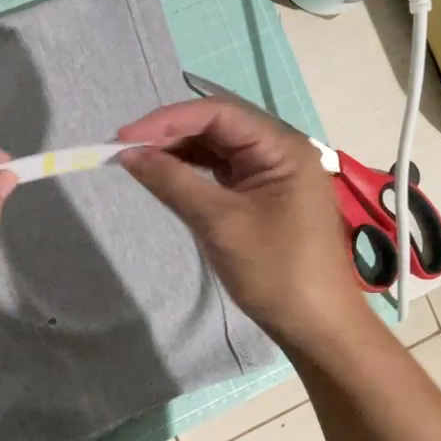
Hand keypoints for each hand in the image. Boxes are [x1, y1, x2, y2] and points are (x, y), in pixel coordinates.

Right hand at [118, 99, 363, 337]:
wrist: (316, 327)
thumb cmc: (276, 271)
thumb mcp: (219, 222)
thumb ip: (172, 181)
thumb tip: (127, 154)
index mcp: (283, 147)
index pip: (218, 114)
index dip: (167, 120)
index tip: (124, 138)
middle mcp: (279, 151)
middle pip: (216, 126)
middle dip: (168, 133)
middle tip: (123, 149)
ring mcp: (271, 173)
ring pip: (215, 147)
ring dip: (175, 151)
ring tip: (136, 159)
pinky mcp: (260, 195)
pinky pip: (219, 170)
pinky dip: (189, 171)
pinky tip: (163, 174)